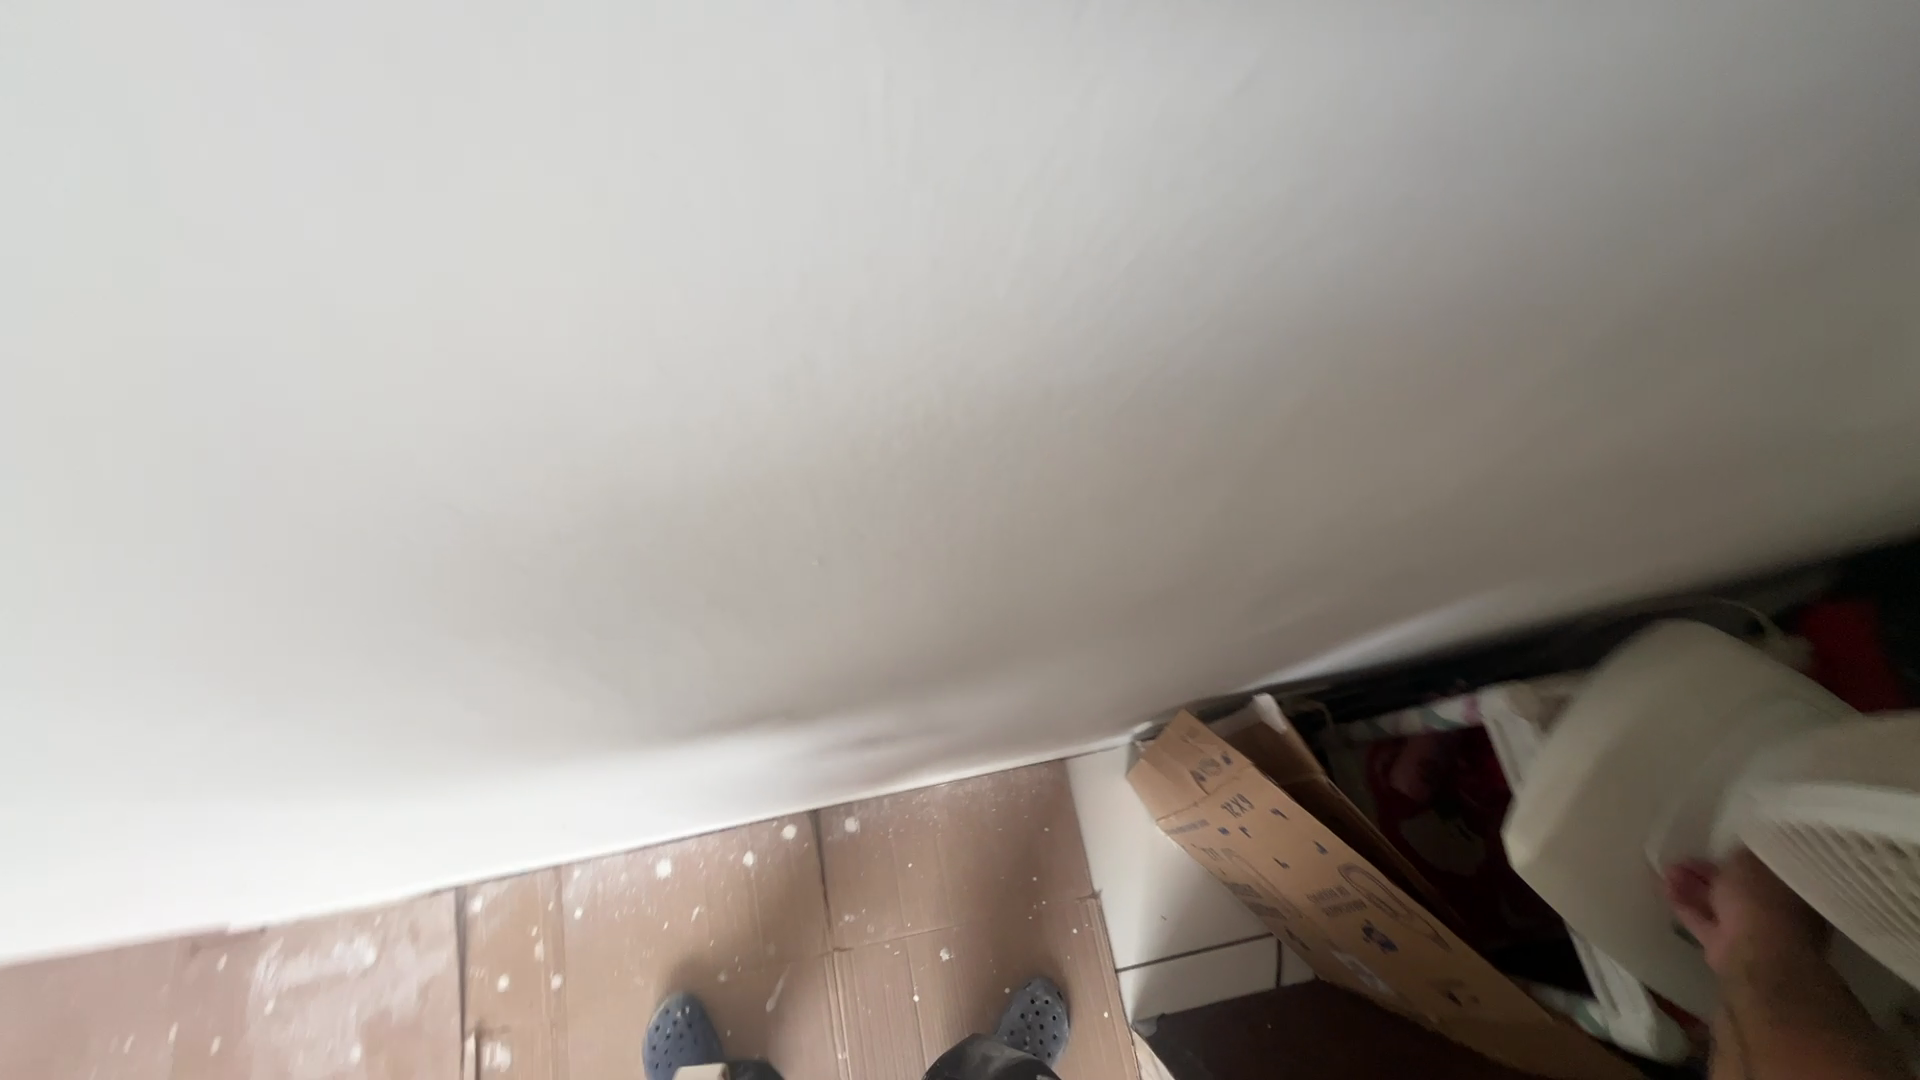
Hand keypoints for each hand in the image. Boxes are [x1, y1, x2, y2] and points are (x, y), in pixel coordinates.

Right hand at [1663, 848, 1828, 977]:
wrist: (1756, 953)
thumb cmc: (1763, 903)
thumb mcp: (1751, 863)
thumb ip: (1741, 852)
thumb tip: (1736, 845)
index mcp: (1794, 893)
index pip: (1764, 870)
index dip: (1736, 857)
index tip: (1714, 846)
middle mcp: (1777, 912)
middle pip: (1736, 887)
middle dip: (1706, 871)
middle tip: (1682, 856)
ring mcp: (1750, 930)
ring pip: (1715, 901)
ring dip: (1690, 884)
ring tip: (1666, 868)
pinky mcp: (1724, 943)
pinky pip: (1699, 916)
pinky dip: (1682, 901)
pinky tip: (1663, 885)